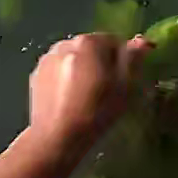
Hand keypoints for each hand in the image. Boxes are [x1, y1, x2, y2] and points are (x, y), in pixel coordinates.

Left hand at [26, 33, 149, 153]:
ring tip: (85, 96)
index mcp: (89, 42)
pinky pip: (58, 70)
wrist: (57, 137)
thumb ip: (132, 58)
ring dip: (82, 69)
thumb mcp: (124, 86)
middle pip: (92, 48)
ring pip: (74, 58)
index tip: (122, 81)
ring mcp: (47, 58)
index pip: (113, 41)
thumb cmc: (97, 111)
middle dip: (100, 63)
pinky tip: (69, 99)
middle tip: (106, 90)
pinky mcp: (35, 74)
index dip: (122, 61)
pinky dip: (65, 78)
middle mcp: (65, 43)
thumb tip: (142, 40)